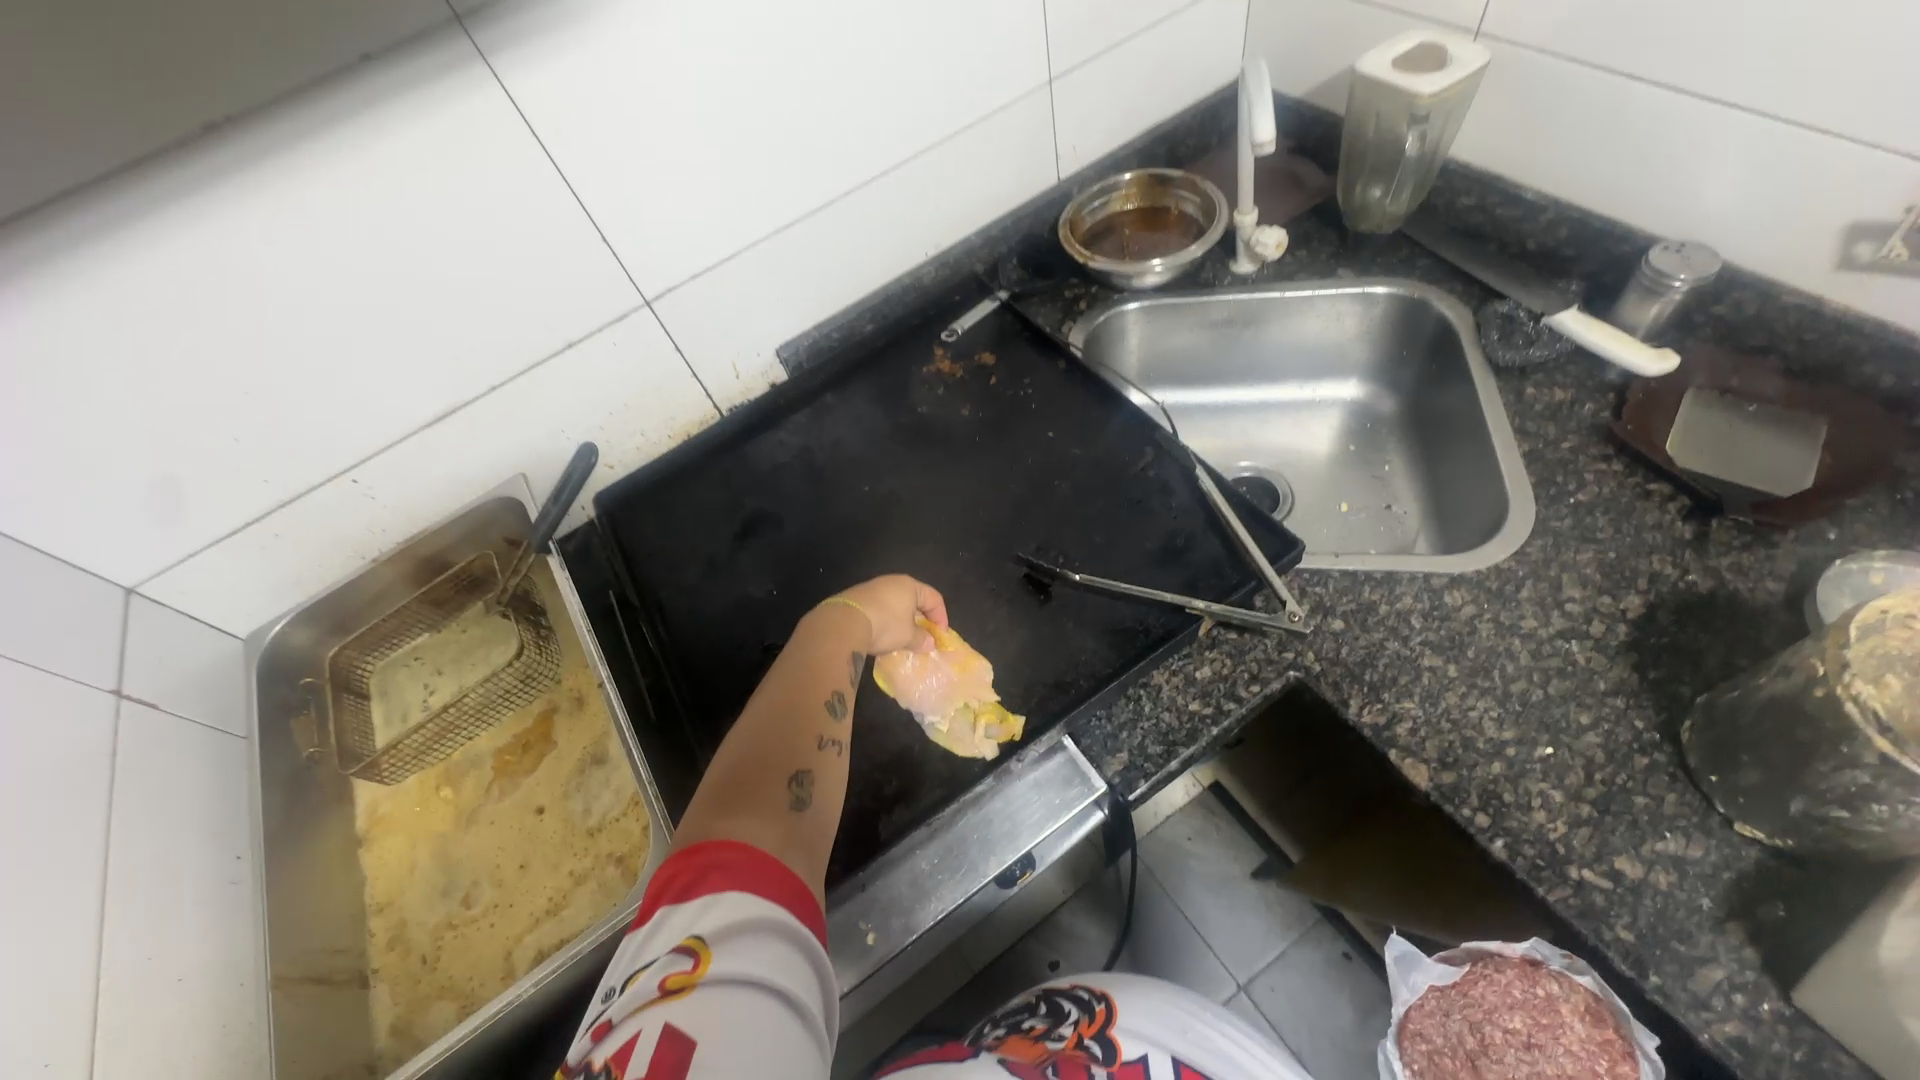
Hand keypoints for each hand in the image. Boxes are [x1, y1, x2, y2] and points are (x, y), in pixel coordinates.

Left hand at [828, 575, 947, 653]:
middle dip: (920, 618)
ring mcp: (871, 588)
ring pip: (894, 603)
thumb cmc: (885, 625)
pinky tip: (880, 634)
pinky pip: (878, 608)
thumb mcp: (908, 636)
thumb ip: (922, 639)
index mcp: (910, 586)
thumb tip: (930, 643)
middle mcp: (891, 582)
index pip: (934, 598)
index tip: (939, 636)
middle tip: (922, 636)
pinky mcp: (856, 597)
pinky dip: (884, 620)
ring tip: (900, 637)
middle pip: (914, 599)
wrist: (843, 623)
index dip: (941, 617)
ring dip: (901, 620)